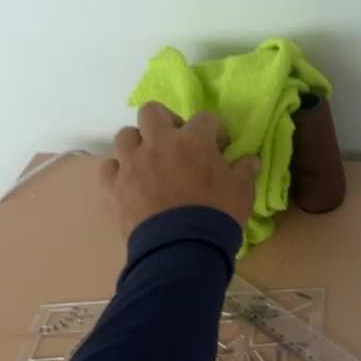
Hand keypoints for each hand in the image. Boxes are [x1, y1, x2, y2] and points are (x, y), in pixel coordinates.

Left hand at [101, 102, 260, 236]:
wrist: (181, 248)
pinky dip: (120, 171)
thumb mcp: (243, 191)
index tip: (220, 148)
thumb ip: (244, 171)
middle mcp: (159, 143)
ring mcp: (132, 163)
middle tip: (177, 142)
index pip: (205, 118)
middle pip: (152, 112)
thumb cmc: (218, 214)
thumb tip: (250, 160)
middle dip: (165, 121)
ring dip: (139, 144)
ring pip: (126, 135)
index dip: (215, 131)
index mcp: (194, 140)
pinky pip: (110, 167)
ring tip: (151, 162)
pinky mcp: (114, 186)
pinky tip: (132, 182)